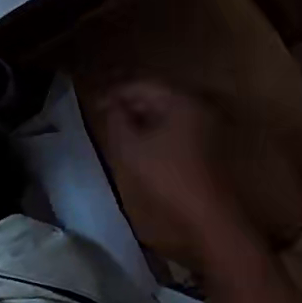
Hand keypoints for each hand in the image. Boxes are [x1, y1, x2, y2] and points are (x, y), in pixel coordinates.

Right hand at [92, 80, 258, 266]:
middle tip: (103, 116)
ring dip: (140, 118)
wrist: (208, 217)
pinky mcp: (208, 146)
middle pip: (156, 96)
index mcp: (180, 101)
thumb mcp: (129, 146)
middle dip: (128, 103)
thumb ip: (115, 119)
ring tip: (116, 130)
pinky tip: (139, 144)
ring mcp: (207, 127)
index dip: (113, 93)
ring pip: (165, 113)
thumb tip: (109, 106)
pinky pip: (175, 127)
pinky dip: (154, 130)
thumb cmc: (166, 177)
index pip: (140, 85)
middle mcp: (198, 107)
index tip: (93, 105)